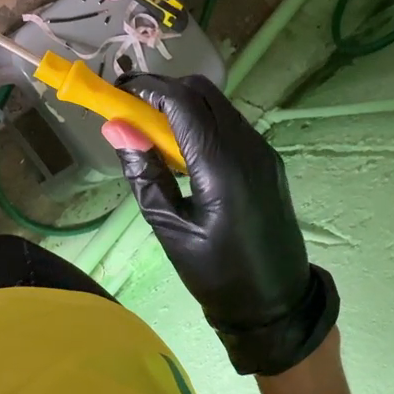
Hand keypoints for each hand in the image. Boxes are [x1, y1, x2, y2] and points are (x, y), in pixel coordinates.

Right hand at [103, 74, 337, 374]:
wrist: (277, 306)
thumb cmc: (216, 274)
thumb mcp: (170, 227)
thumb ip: (144, 173)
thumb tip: (116, 127)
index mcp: (221, 165)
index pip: (181, 101)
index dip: (147, 88)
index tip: (117, 91)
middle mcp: (246, 146)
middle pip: (202, 91)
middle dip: (164, 89)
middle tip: (131, 107)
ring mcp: (262, 150)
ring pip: (218, 103)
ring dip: (183, 103)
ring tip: (151, 127)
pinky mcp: (267, 159)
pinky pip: (230, 122)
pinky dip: (201, 119)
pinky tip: (182, 147)